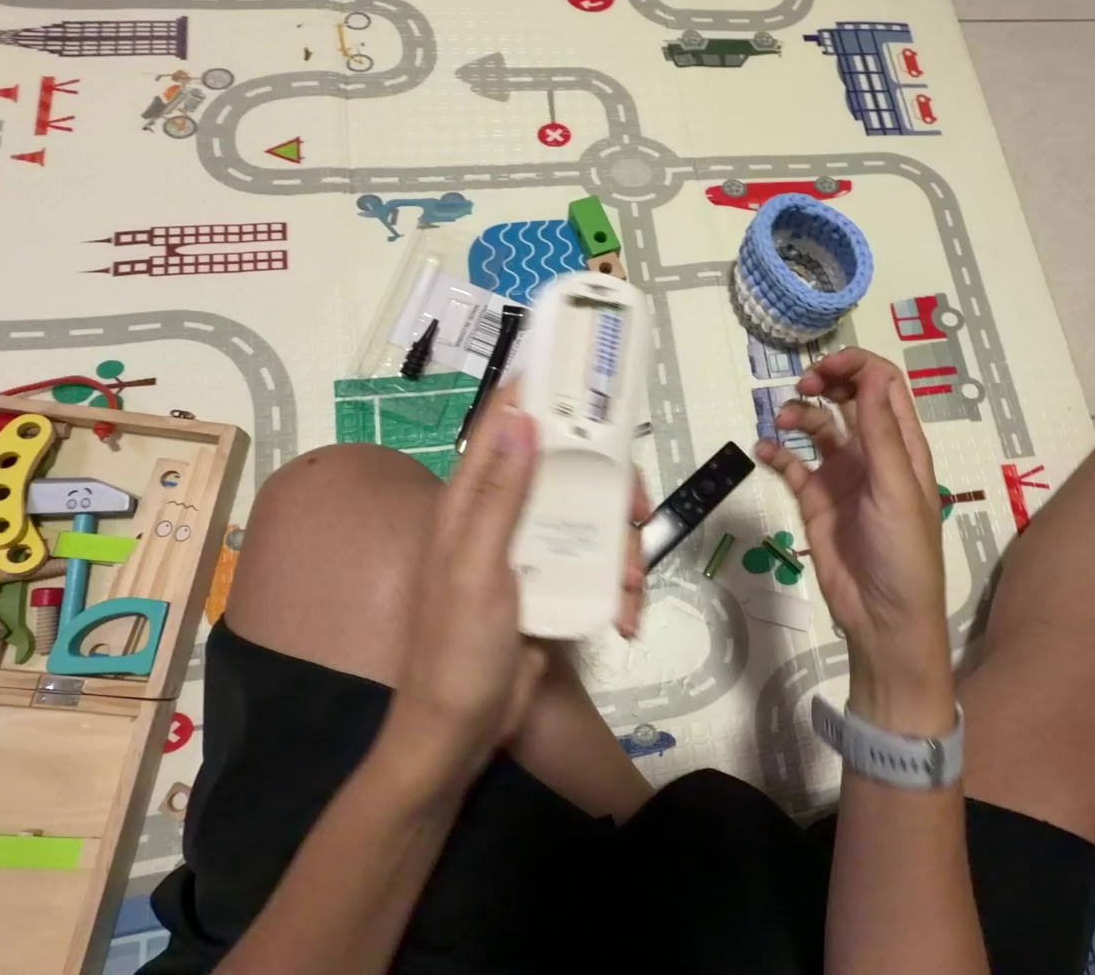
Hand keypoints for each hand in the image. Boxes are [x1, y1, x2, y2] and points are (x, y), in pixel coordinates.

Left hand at [392, 386, 651, 778]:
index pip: (506, 422)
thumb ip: (499, 494)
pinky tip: (625, 615)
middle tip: (636, 513)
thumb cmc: (458, 647)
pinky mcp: (555, 579)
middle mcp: (504, 510)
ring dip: (622, 548)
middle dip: (611, 486)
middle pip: (569, 466)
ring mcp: (533, 545)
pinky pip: (597, 560)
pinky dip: (618, 582)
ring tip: (633, 590)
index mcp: (472, 497)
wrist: (463, 727)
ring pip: (592, 514)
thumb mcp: (476, 568)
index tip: (588, 367)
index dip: (542, 388)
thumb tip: (525, 418)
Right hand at [755, 348, 954, 735]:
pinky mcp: (815, 500)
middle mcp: (872, 454)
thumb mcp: (897, 489)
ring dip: (799, 415)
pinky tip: (764, 450)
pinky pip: (793, 465)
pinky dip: (778, 452)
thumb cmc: (903, 552)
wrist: (882, 617)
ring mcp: (842, 476)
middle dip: (826, 383)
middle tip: (802, 388)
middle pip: (849, 399)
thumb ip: (880, 434)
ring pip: (818, 427)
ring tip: (780, 421)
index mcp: (902, 447)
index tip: (825, 368)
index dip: (857, 367)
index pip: (883, 387)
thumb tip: (871, 375)